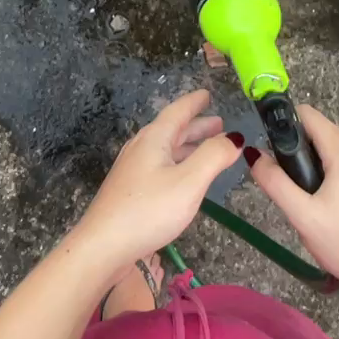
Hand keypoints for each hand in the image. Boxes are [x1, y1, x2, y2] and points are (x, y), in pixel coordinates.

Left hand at [72, 89, 240, 267]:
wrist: (104, 244)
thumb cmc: (149, 210)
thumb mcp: (189, 182)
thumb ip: (213, 157)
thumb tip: (234, 137)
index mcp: (154, 138)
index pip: (177, 111)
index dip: (194, 102)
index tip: (207, 94)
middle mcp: (142, 147)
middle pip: (172, 129)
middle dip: (196, 126)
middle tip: (219, 123)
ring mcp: (134, 168)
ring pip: (166, 148)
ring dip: (189, 144)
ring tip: (209, 147)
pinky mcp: (131, 188)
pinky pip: (161, 164)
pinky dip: (179, 161)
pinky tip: (185, 176)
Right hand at [250, 104, 338, 293]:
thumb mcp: (302, 217)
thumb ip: (274, 182)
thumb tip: (256, 155)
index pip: (306, 114)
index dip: (288, 128)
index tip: (283, 156)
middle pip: (325, 130)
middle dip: (308, 150)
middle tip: (305, 189)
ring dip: (330, 159)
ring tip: (328, 198)